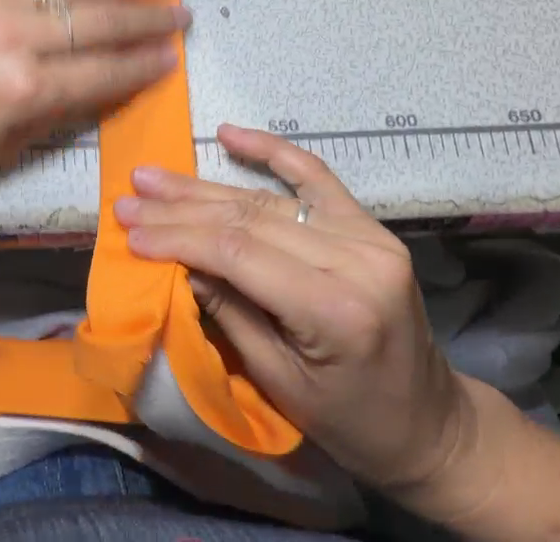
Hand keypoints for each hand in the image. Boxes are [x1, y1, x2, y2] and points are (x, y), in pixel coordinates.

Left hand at [0, 0, 187, 172]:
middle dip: (146, 20)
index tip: (172, 56)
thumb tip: (105, 88)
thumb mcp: (1, 146)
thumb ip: (58, 114)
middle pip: (98, 22)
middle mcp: (15, 37)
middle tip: (180, 13)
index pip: (103, 72)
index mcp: (24, 89)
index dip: (143, 66)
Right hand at [114, 125, 473, 496]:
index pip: (238, 252)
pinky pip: (315, 178)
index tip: (130, 231)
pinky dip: (272, 152)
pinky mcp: (369, 226)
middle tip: (128, 198)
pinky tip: (231, 134)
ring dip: (203, 187)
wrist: (431, 424)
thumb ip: (227, 310)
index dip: (178, 238)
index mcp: (336, 308)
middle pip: (248, 219)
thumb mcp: (278, 379)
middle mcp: (357, 259)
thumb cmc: (351, 419)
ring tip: (152, 177)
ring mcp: (369, 235)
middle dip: (180, 209)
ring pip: (267, 200)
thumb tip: (174, 258)